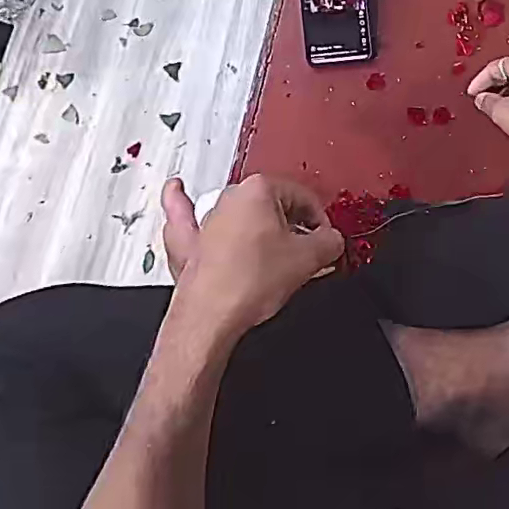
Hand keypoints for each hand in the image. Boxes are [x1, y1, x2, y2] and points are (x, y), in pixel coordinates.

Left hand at [162, 174, 342, 332]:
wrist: (209, 320)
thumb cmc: (249, 284)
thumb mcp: (309, 259)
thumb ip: (331, 242)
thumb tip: (332, 241)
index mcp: (260, 189)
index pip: (303, 198)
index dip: (319, 222)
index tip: (324, 240)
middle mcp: (231, 197)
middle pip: (274, 205)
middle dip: (291, 227)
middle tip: (303, 253)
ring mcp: (206, 219)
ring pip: (240, 214)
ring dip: (257, 227)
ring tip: (272, 251)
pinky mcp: (186, 242)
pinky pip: (183, 216)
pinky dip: (180, 204)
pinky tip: (176, 190)